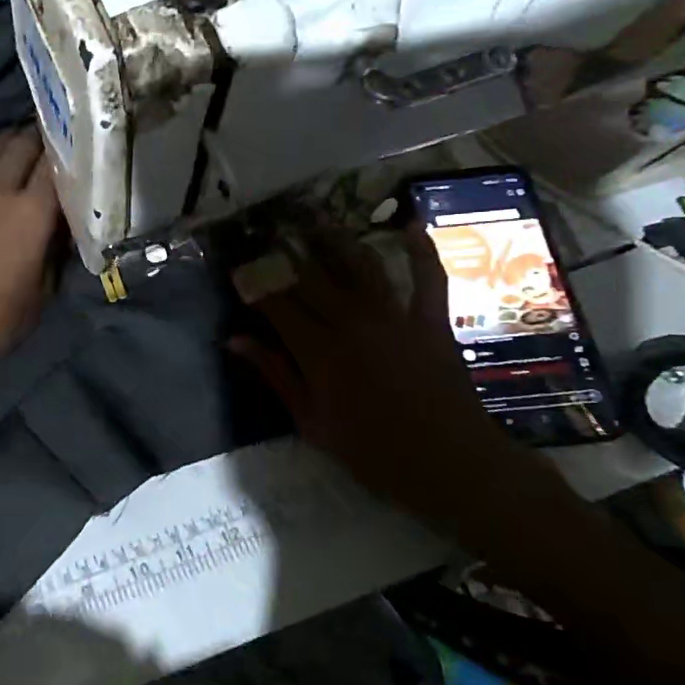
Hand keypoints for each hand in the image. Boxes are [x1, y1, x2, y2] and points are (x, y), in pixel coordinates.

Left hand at [0, 128, 62, 371]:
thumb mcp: (44, 290)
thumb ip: (57, 249)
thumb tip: (64, 225)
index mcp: (31, 213)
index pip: (57, 163)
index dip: (72, 151)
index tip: (83, 147)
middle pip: (24, 143)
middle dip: (44, 137)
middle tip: (58, 142)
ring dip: (14, 140)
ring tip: (28, 143)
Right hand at [233, 223, 490, 489]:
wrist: (449, 465)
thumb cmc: (373, 453)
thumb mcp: (311, 422)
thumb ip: (275, 374)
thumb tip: (234, 340)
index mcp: (319, 350)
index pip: (276, 304)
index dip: (253, 282)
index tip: (238, 267)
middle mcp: (353, 321)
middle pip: (311, 276)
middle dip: (285, 251)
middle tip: (269, 231)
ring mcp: (395, 316)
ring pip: (360, 264)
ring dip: (336, 239)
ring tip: (317, 219)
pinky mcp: (431, 320)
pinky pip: (428, 277)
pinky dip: (420, 250)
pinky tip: (409, 225)